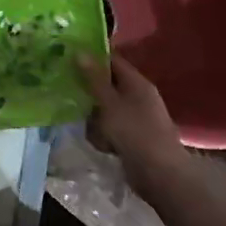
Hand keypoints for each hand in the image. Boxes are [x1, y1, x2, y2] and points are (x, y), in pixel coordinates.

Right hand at [77, 54, 185, 178]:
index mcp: (137, 83)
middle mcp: (138, 96)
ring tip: (83, 120)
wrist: (159, 173)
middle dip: (88, 88)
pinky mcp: (132, 134)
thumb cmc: (134, 132)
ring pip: (105, 106)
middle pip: (107, 84)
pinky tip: (98, 140)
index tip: (67, 56)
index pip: (112, 61)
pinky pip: (110, 125)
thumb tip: (80, 52)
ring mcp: (136, 116)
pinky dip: (102, 131)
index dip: (91, 56)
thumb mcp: (109, 102)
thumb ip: (94, 78)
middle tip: (65, 86)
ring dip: (93, 114)